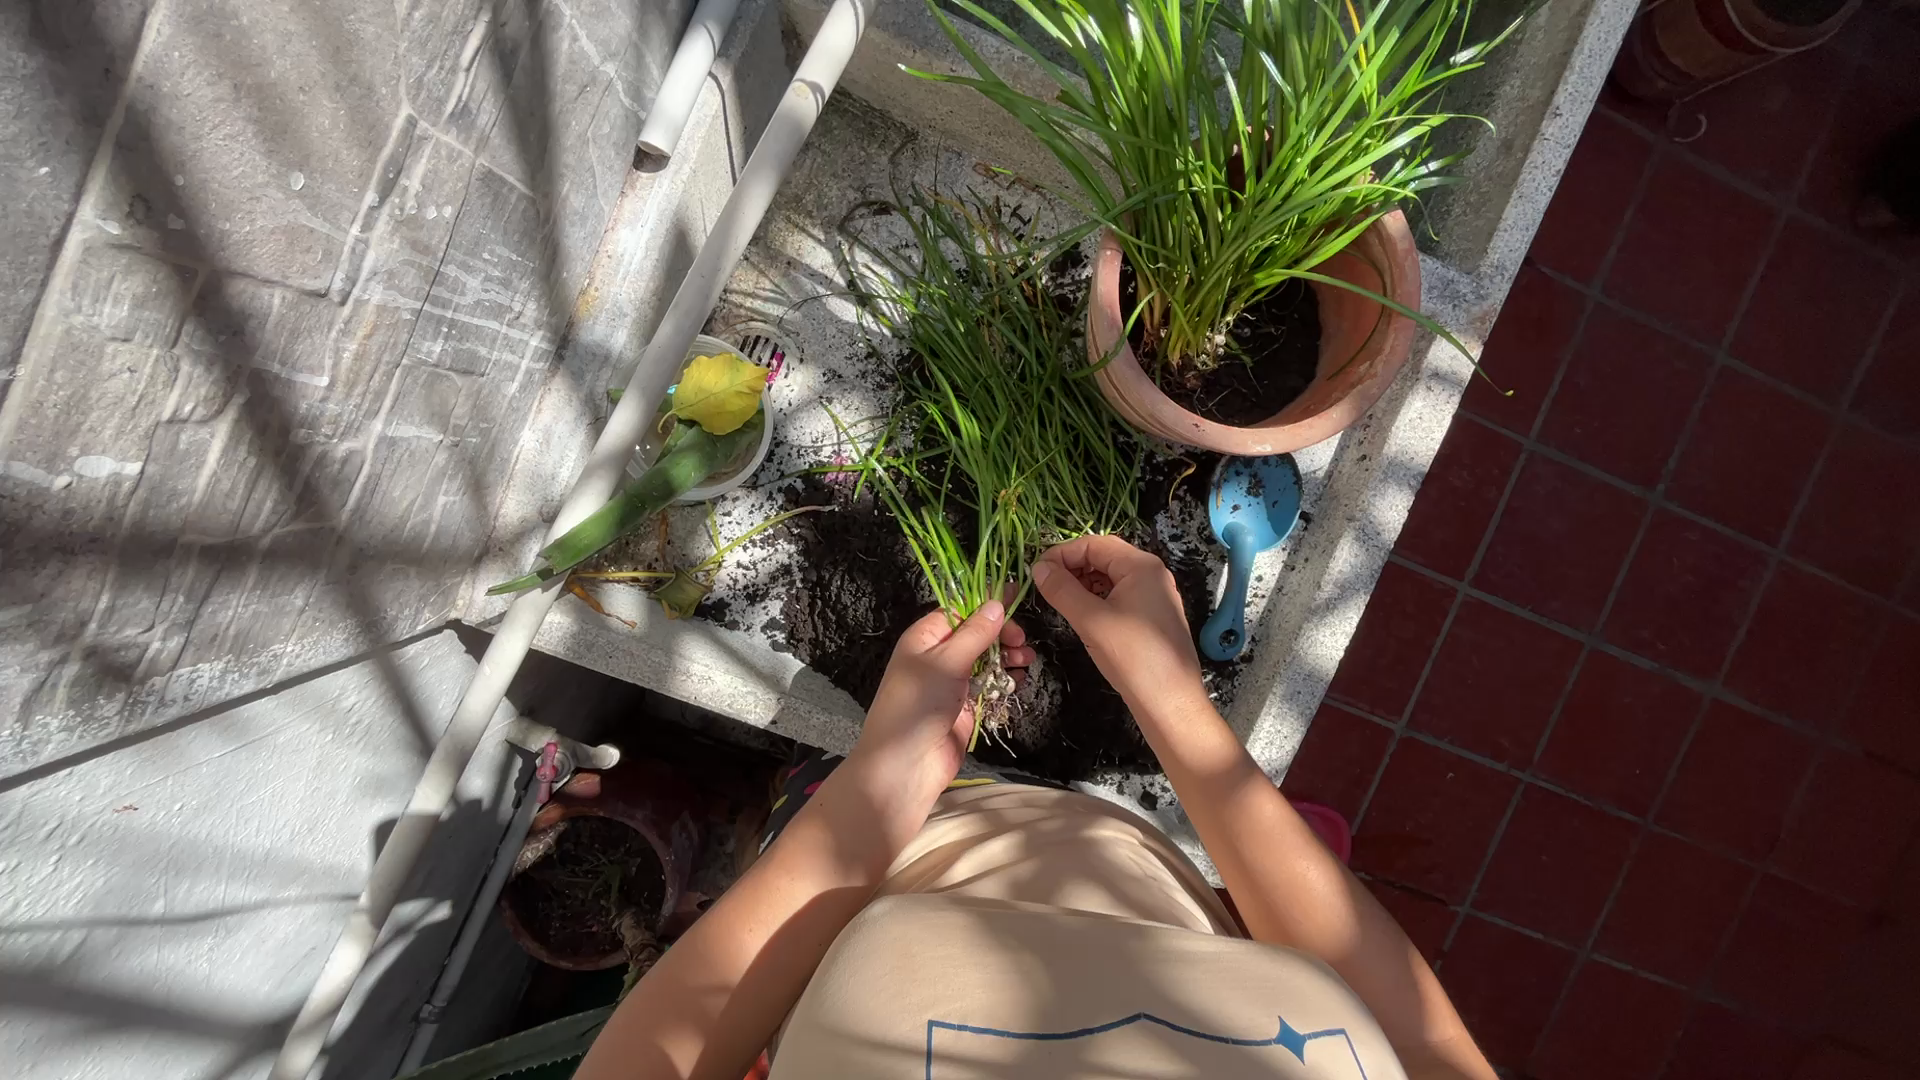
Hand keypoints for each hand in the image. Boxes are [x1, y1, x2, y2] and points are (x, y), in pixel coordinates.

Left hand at [848, 601, 1032, 807]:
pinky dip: (1005, 678)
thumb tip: (997, 603)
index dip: (986, 603)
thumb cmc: (918, 705)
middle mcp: (938, 655)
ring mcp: (952, 681)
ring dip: (1007, 655)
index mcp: (925, 637)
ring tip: (1025, 659)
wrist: (906, 766)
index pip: (959, 609)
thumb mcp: (946, 662)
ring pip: (986, 657)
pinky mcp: (965, 704)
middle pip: (976, 632)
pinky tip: (1018, 678)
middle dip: (1000, 632)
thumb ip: (975, 633)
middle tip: (1021, 640)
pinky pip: (989, 683)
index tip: (1016, 598)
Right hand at [1031, 535, 1202, 708]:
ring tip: (1059, 601)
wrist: (1170, 702)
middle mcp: (1151, 574)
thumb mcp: (1090, 620)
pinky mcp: (1151, 616)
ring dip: (1082, 584)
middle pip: (1103, 557)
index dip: (1062, 554)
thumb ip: (1062, 590)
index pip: (1094, 544)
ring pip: (1109, 578)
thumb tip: (1038, 568)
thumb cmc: (1132, 657)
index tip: (1037, 572)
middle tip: (1044, 587)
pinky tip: (1080, 615)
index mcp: (1141, 566)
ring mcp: (1154, 595)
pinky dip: (1096, 599)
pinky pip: (1118, 596)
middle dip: (1072, 568)